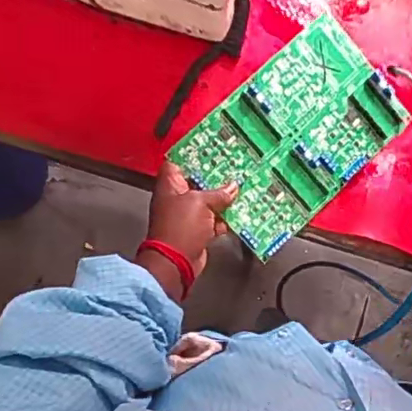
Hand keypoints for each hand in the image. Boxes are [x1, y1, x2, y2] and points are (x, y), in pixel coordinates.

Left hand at [142, 162, 237, 299]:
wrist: (177, 263)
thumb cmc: (180, 229)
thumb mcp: (201, 202)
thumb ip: (218, 193)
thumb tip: (232, 187)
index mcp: (170, 185)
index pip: (178, 162)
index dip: (191, 154)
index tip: (209, 147)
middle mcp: (177, 198)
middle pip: (197, 181)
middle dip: (215, 176)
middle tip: (233, 166)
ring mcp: (187, 215)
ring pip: (208, 201)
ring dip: (223, 198)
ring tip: (241, 186)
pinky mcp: (197, 231)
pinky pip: (213, 220)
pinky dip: (225, 218)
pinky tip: (239, 211)